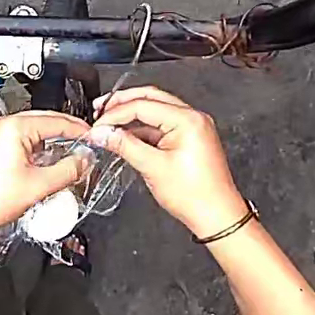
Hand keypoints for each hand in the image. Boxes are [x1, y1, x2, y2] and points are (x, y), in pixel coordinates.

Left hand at [0, 111, 92, 241]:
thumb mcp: (41, 185)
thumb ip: (69, 170)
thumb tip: (84, 160)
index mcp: (13, 127)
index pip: (56, 121)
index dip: (78, 129)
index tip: (91, 136)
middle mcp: (0, 125)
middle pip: (44, 121)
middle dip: (65, 132)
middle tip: (83, 142)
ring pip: (31, 130)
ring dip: (50, 139)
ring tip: (66, 153)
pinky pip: (18, 138)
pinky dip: (35, 146)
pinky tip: (43, 160)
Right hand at [86, 86, 247, 238]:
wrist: (216, 215)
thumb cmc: (194, 195)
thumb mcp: (153, 167)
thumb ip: (124, 145)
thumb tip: (103, 133)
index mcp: (187, 120)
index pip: (143, 105)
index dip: (115, 114)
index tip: (98, 126)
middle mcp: (193, 118)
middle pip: (150, 98)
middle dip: (123, 103)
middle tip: (100, 111)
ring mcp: (193, 127)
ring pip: (156, 111)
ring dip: (132, 116)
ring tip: (109, 126)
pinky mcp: (190, 138)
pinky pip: (163, 125)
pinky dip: (143, 129)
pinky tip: (126, 137)